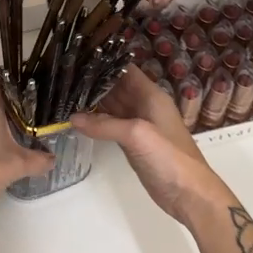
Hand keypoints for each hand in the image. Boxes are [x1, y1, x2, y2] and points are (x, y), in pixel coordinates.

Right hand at [72, 66, 235, 229]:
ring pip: (113, 106)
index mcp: (151, 96)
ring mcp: (139, 125)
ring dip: (92, 101)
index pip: (126, 70)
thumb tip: (73, 118)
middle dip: (93, 81)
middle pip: (117, 87)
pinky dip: (97, 121)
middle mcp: (145, 106)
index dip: (105, 62)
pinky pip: (112, 125)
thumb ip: (105, 125)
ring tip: (64, 93)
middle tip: (63, 77)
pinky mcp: (133, 143)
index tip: (77, 58)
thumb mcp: (137, 135)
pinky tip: (77, 119)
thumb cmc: (169, 158)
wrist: (189, 194)